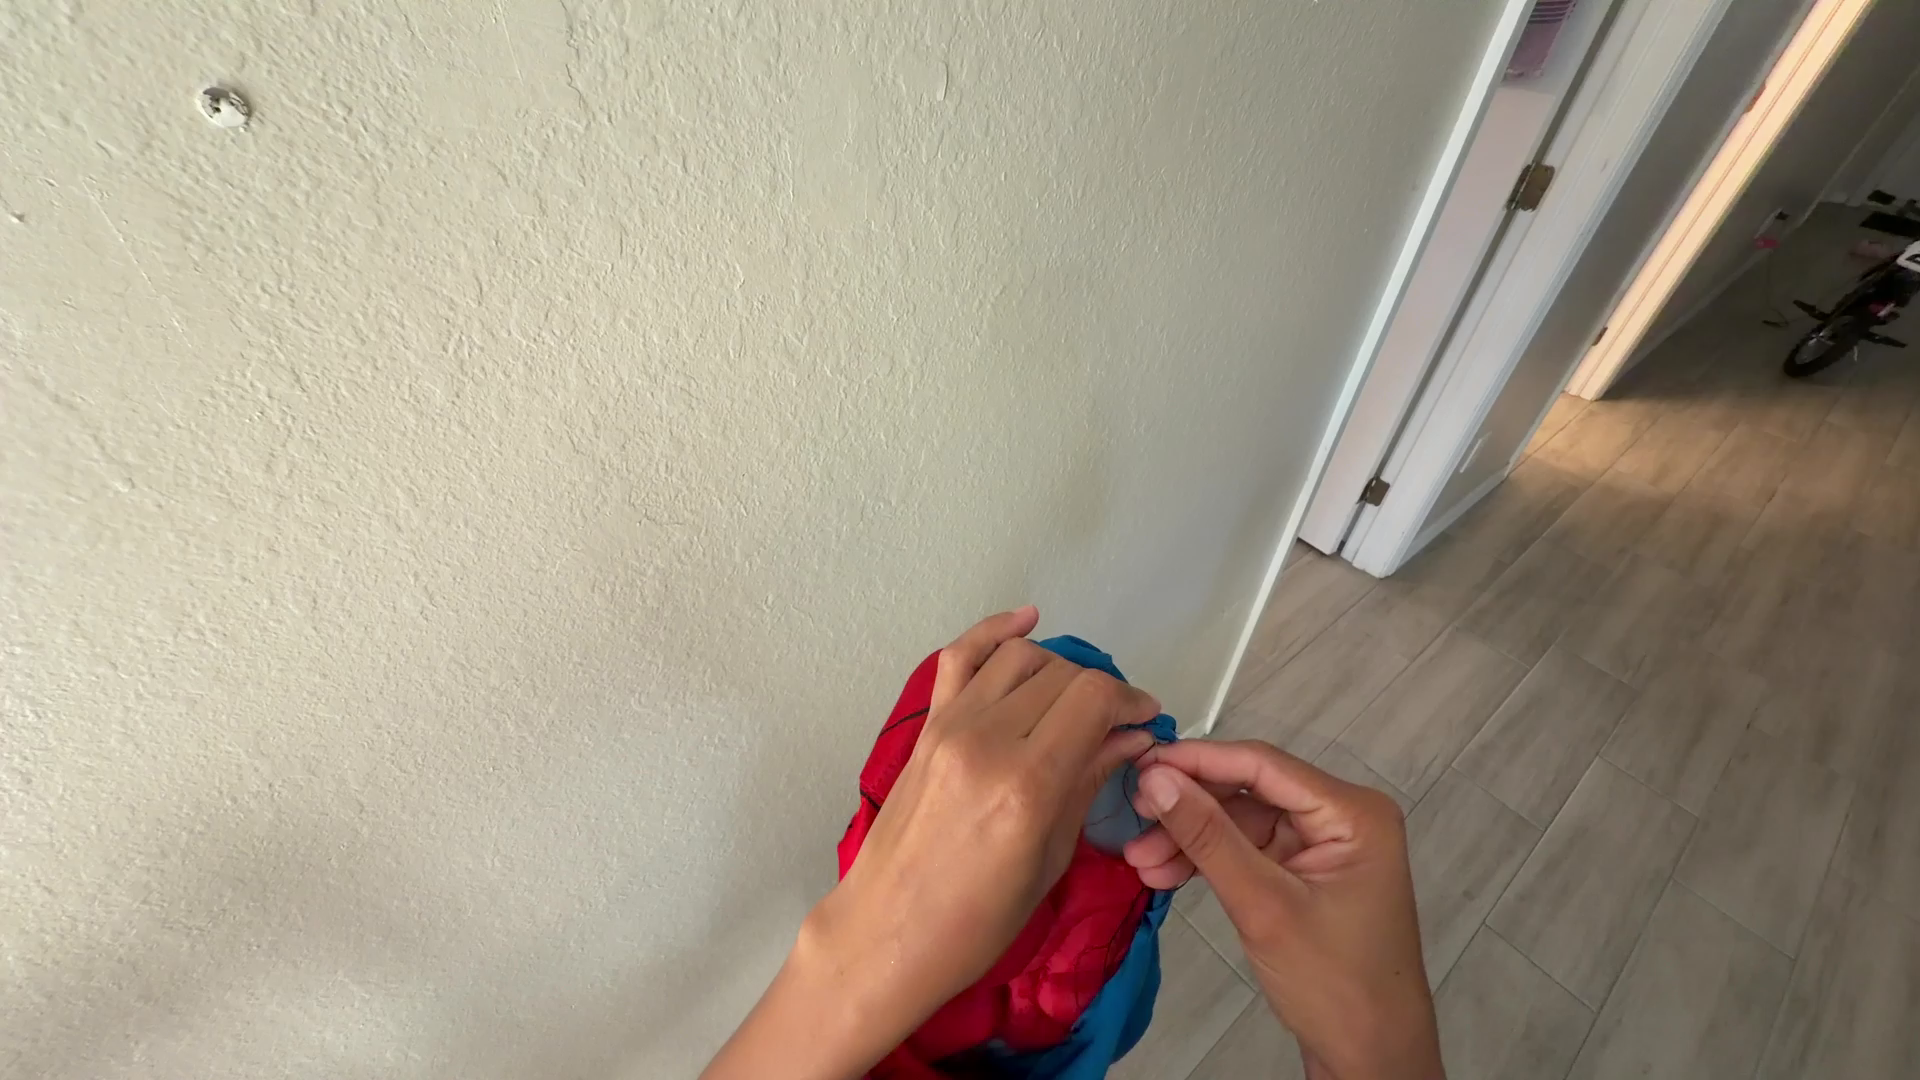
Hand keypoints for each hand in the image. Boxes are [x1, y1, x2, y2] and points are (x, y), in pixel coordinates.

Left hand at [702, 609, 1159, 1079]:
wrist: (887, 932)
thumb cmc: (976, 921)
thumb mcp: (1050, 859)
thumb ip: (1088, 782)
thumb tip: (1130, 738)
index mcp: (1026, 784)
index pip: (1092, 699)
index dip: (1130, 700)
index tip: (1145, 718)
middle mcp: (986, 739)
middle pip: (1061, 675)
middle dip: (1101, 690)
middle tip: (1116, 720)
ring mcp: (949, 725)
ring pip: (1018, 656)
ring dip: (1059, 667)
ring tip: (1076, 697)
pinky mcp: (926, 724)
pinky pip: (959, 657)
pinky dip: (993, 629)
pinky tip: (1026, 620)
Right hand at [1124, 740, 1440, 1079]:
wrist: (1369, 1064)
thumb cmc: (1334, 985)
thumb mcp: (1263, 905)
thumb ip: (1207, 836)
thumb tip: (1155, 778)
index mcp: (1351, 812)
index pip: (1261, 764)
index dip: (1198, 760)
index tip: (1142, 766)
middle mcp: (1337, 815)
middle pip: (1245, 789)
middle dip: (1188, 807)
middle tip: (1134, 813)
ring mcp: (1317, 841)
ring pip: (1236, 818)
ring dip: (1188, 837)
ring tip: (1139, 858)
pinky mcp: (1298, 867)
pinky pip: (1242, 846)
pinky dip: (1204, 858)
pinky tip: (1163, 872)